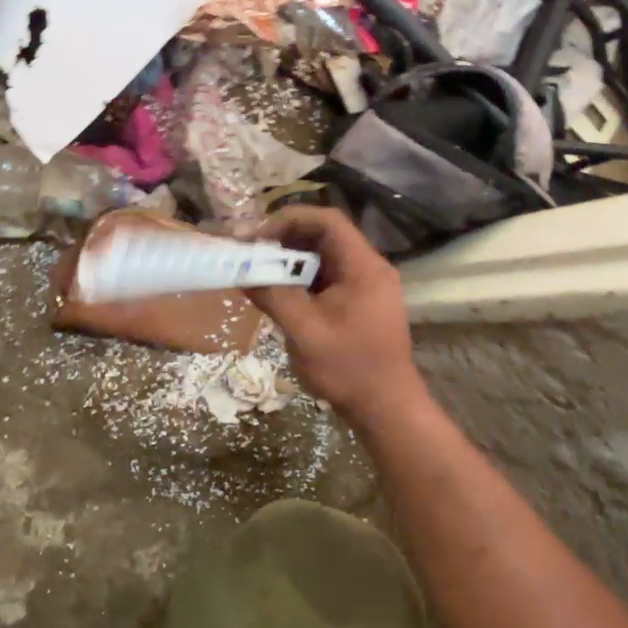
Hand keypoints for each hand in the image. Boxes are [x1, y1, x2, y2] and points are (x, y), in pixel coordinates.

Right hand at [244, 207, 428, 428]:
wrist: (385, 407)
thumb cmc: (347, 368)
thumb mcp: (304, 332)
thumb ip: (273, 296)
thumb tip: (243, 272)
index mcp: (363, 268)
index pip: (327, 221)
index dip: (288, 220)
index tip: (255, 238)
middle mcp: (369, 269)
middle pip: (324, 236)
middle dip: (284, 241)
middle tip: (250, 255)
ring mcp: (366, 287)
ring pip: (324, 259)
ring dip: (290, 263)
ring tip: (259, 275)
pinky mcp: (359, 305)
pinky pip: (327, 280)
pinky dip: (301, 282)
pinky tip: (279, 296)